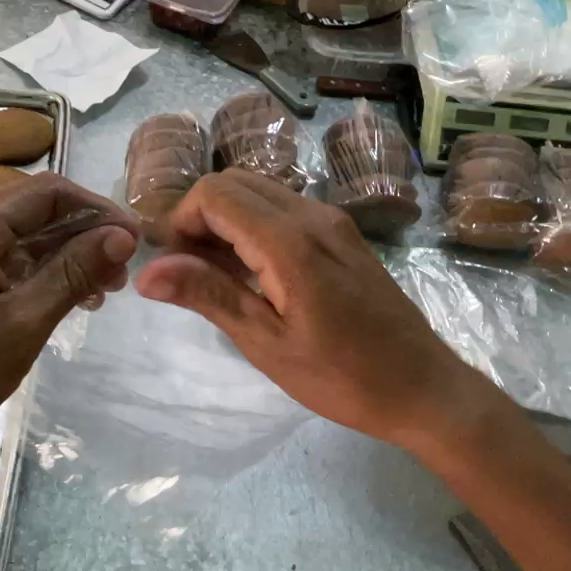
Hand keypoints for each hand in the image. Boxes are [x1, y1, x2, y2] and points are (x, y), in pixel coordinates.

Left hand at [0, 173, 138, 464]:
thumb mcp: (23, 325)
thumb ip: (73, 273)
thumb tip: (123, 236)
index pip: (49, 193)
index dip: (99, 210)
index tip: (137, 240)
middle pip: (34, 208)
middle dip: (84, 233)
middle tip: (122, 273)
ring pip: (19, 234)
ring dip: (63, 254)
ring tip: (101, 291)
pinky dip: (35, 271)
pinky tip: (66, 297)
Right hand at [135, 170, 489, 450]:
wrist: (423, 388)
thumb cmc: (342, 377)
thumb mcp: (266, 343)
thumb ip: (208, 296)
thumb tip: (147, 272)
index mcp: (290, 240)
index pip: (215, 193)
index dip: (181, 221)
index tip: (174, 266)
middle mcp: (312, 215)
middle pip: (235, 183)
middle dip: (200, 217)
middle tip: (191, 272)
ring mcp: (332, 221)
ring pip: (260, 192)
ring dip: (227, 221)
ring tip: (218, 277)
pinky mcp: (342, 235)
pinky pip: (284, 210)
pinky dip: (255, 227)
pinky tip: (254, 274)